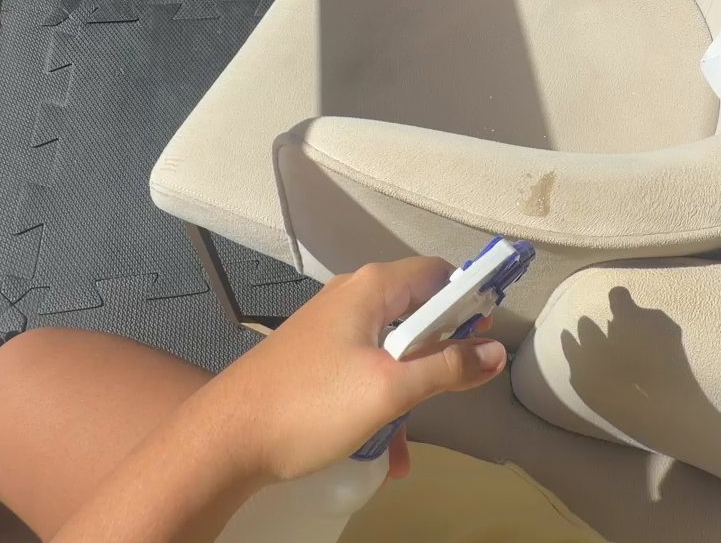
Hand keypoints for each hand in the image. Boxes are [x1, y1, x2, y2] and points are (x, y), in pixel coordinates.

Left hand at [191, 257, 507, 485]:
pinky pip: (364, 365)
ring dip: (408, 388)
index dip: (468, 299)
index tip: (484, 337)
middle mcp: (353, 294)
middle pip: (416, 310)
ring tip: (405, 439)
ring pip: (391, 345)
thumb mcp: (389, 390)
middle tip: (447, 391)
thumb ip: (446, 367)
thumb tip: (495, 350)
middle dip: (436, 354)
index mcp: (373, 287)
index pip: (439, 273)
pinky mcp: (315, 353)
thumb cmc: (311, 405)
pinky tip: (380, 446)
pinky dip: (379, 396)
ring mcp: (331, 324)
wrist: (224, 439)